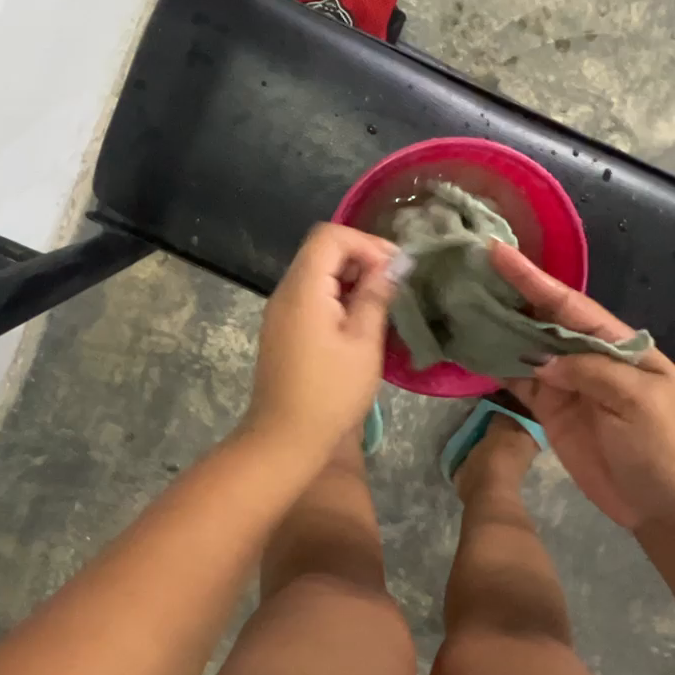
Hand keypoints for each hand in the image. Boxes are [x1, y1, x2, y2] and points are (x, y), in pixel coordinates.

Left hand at [246, 223, 402, 453]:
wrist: (284, 439)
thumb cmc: (330, 392)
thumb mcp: (363, 342)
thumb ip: (375, 296)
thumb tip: (391, 265)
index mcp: (303, 288)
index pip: (330, 236)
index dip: (366, 242)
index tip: (395, 268)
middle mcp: (285, 291)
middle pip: (321, 250)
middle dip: (361, 257)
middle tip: (395, 283)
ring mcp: (279, 311)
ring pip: (316, 272)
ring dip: (350, 277)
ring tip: (382, 301)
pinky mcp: (282, 329)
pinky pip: (310, 295)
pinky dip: (336, 295)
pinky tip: (358, 320)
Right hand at [491, 242, 674, 529]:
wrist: (668, 508)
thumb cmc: (666, 448)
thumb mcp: (640, 402)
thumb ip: (591, 372)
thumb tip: (541, 360)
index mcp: (617, 344)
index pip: (569, 304)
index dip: (533, 279)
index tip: (499, 252)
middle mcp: (587, 356)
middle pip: (542, 319)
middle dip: (508, 295)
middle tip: (467, 271)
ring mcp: (567, 384)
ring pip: (525, 347)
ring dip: (496, 328)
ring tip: (458, 303)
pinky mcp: (551, 411)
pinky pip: (518, 382)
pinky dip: (495, 367)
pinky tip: (469, 350)